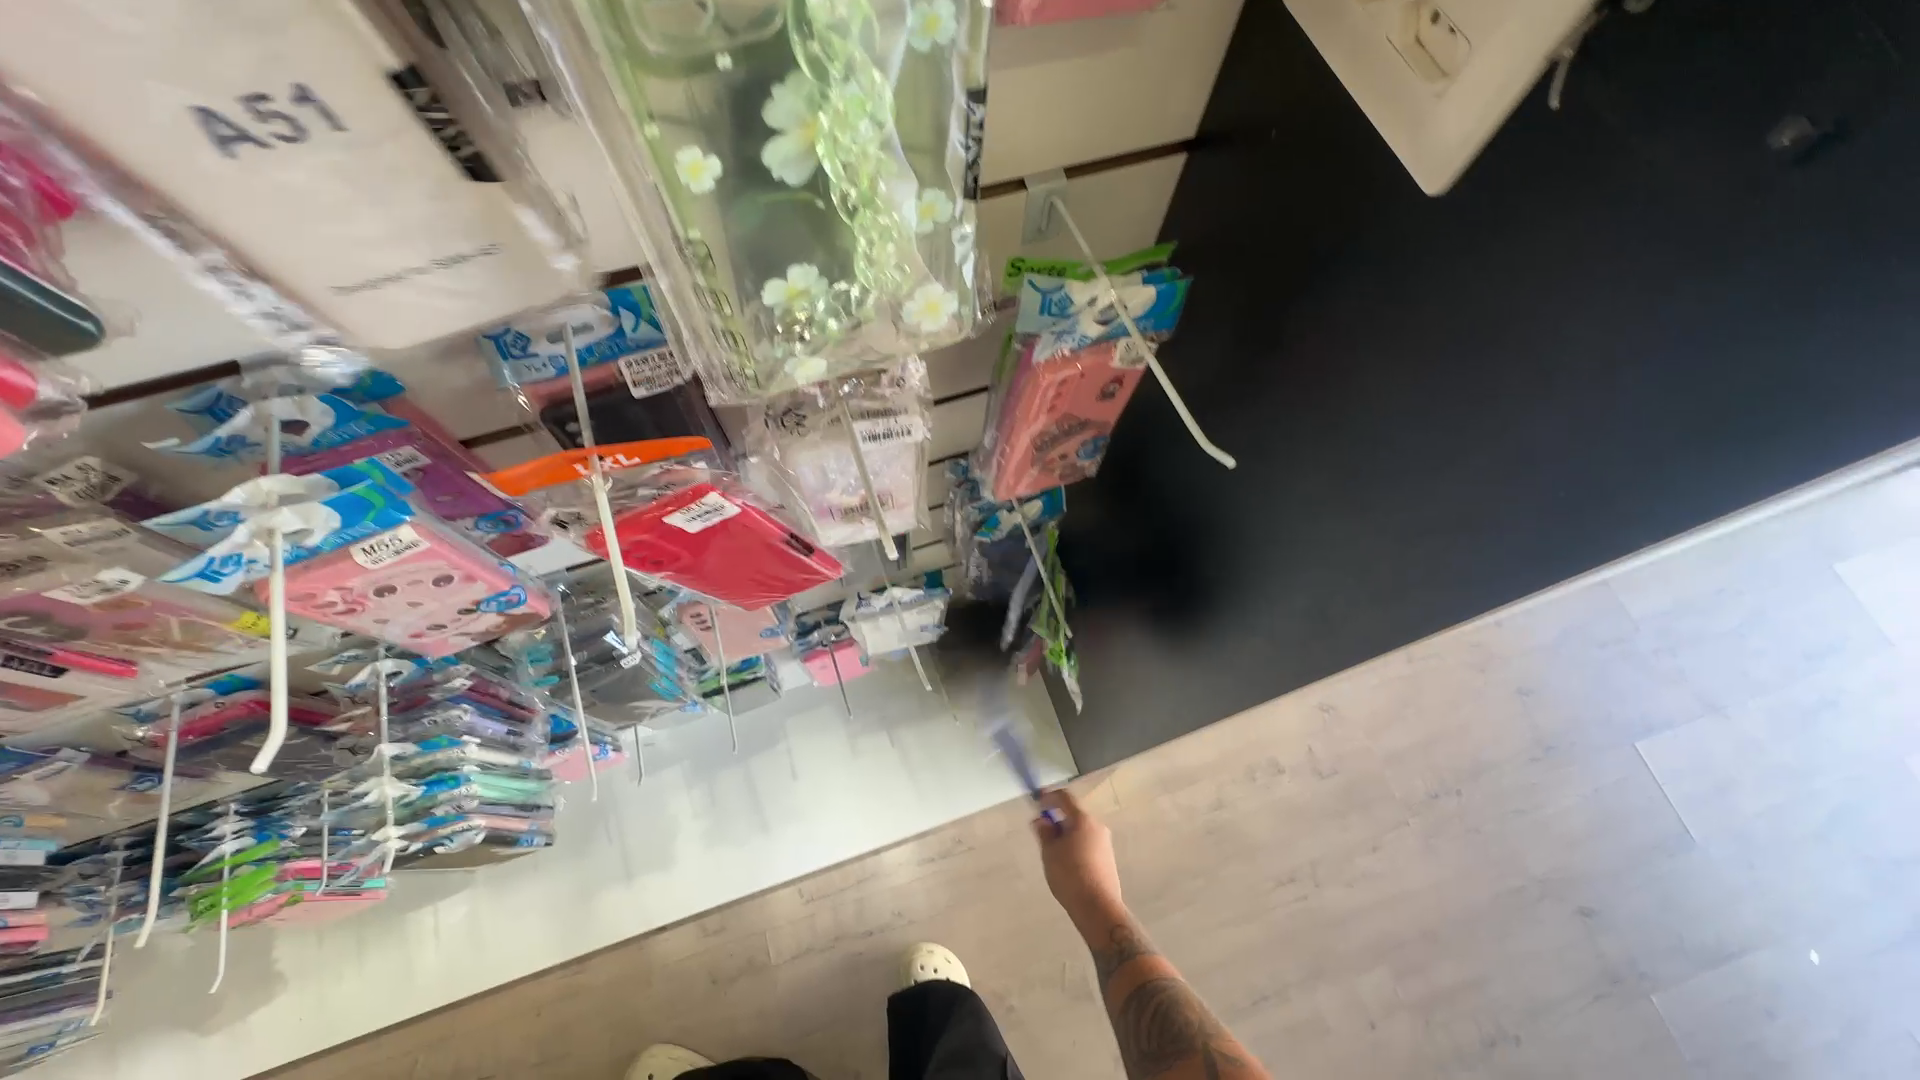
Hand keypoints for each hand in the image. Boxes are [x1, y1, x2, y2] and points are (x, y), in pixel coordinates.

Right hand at [1032, 788, 1125, 933]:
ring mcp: (1105, 843)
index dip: (1049, 797)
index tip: (1037, 802)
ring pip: (1081, 831)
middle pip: (1074, 815)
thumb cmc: (1069, 875)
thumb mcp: (1050, 852)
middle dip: (1057, 820)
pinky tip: (1068, 866)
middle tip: (1043, 834)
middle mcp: (1097, 826)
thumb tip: (1042, 820)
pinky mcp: (1108, 858)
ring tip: (1054, 855)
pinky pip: (1088, 844)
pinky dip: (1076, 847)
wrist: (1097, 906)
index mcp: (1082, 820)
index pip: (1064, 797)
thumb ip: (1044, 832)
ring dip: (1067, 835)